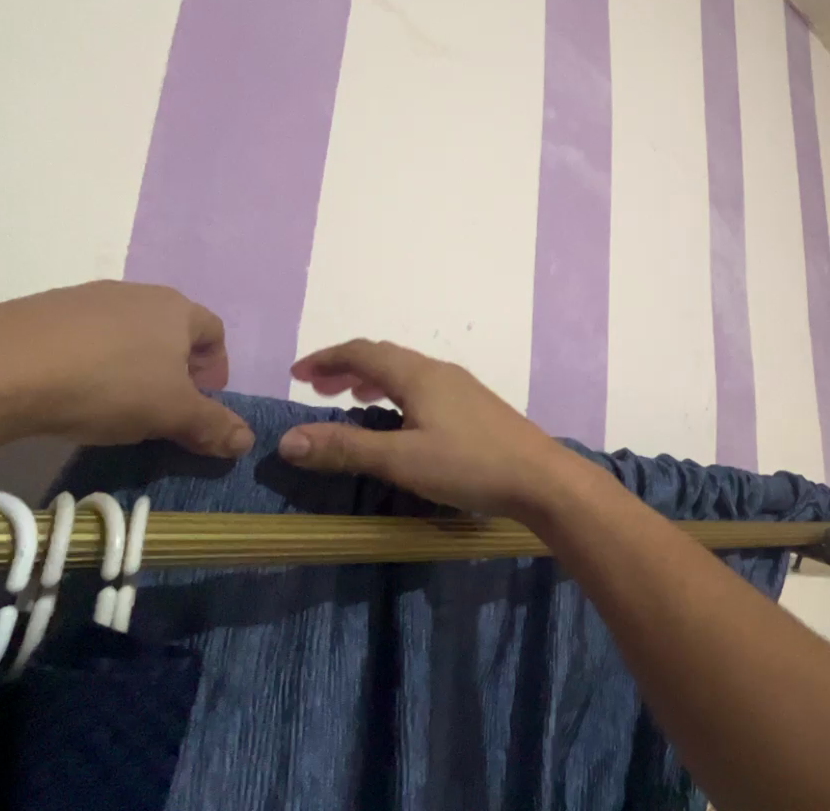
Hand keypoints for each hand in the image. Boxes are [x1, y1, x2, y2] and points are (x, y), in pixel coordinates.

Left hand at [0, 281, 253, 457]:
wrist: (0, 368)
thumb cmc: (108, 384)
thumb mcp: (171, 414)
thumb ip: (213, 426)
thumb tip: (248, 441)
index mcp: (178, 309)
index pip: (214, 333)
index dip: (216, 369)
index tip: (201, 403)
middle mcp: (139, 293)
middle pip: (171, 331)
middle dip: (174, 369)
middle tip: (162, 407)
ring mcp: (87, 298)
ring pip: (125, 333)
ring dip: (130, 365)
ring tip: (113, 403)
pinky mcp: (42, 310)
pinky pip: (82, 337)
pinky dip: (88, 362)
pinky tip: (70, 392)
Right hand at [279, 339, 603, 518]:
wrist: (541, 478)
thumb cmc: (469, 465)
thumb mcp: (401, 460)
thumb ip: (346, 448)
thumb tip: (288, 440)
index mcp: (420, 375)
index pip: (363, 352)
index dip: (327, 359)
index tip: (296, 374)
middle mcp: (440, 372)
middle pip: (385, 357)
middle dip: (347, 367)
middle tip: (317, 387)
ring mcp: (462, 389)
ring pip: (407, 372)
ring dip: (373, 379)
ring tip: (350, 398)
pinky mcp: (475, 408)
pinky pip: (424, 388)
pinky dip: (397, 393)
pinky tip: (399, 420)